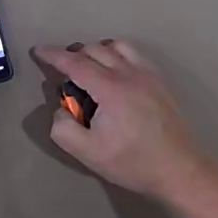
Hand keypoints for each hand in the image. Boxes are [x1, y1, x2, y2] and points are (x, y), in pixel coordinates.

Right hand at [33, 40, 212, 197]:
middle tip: (64, 73)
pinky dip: (118, 55)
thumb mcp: (88, 153)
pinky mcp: (160, 82)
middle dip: (74, 55)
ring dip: (98, 51)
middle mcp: (130, 74)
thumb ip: (63, 128)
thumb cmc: (132, 162)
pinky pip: (135, 55)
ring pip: (118, 46)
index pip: (75, 63)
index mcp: (110, 89)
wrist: (179, 170)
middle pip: (95, 49)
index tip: (38, 51)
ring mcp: (149, 75)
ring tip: (90, 70)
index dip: (53, 55)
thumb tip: (61, 109)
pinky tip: (115, 74)